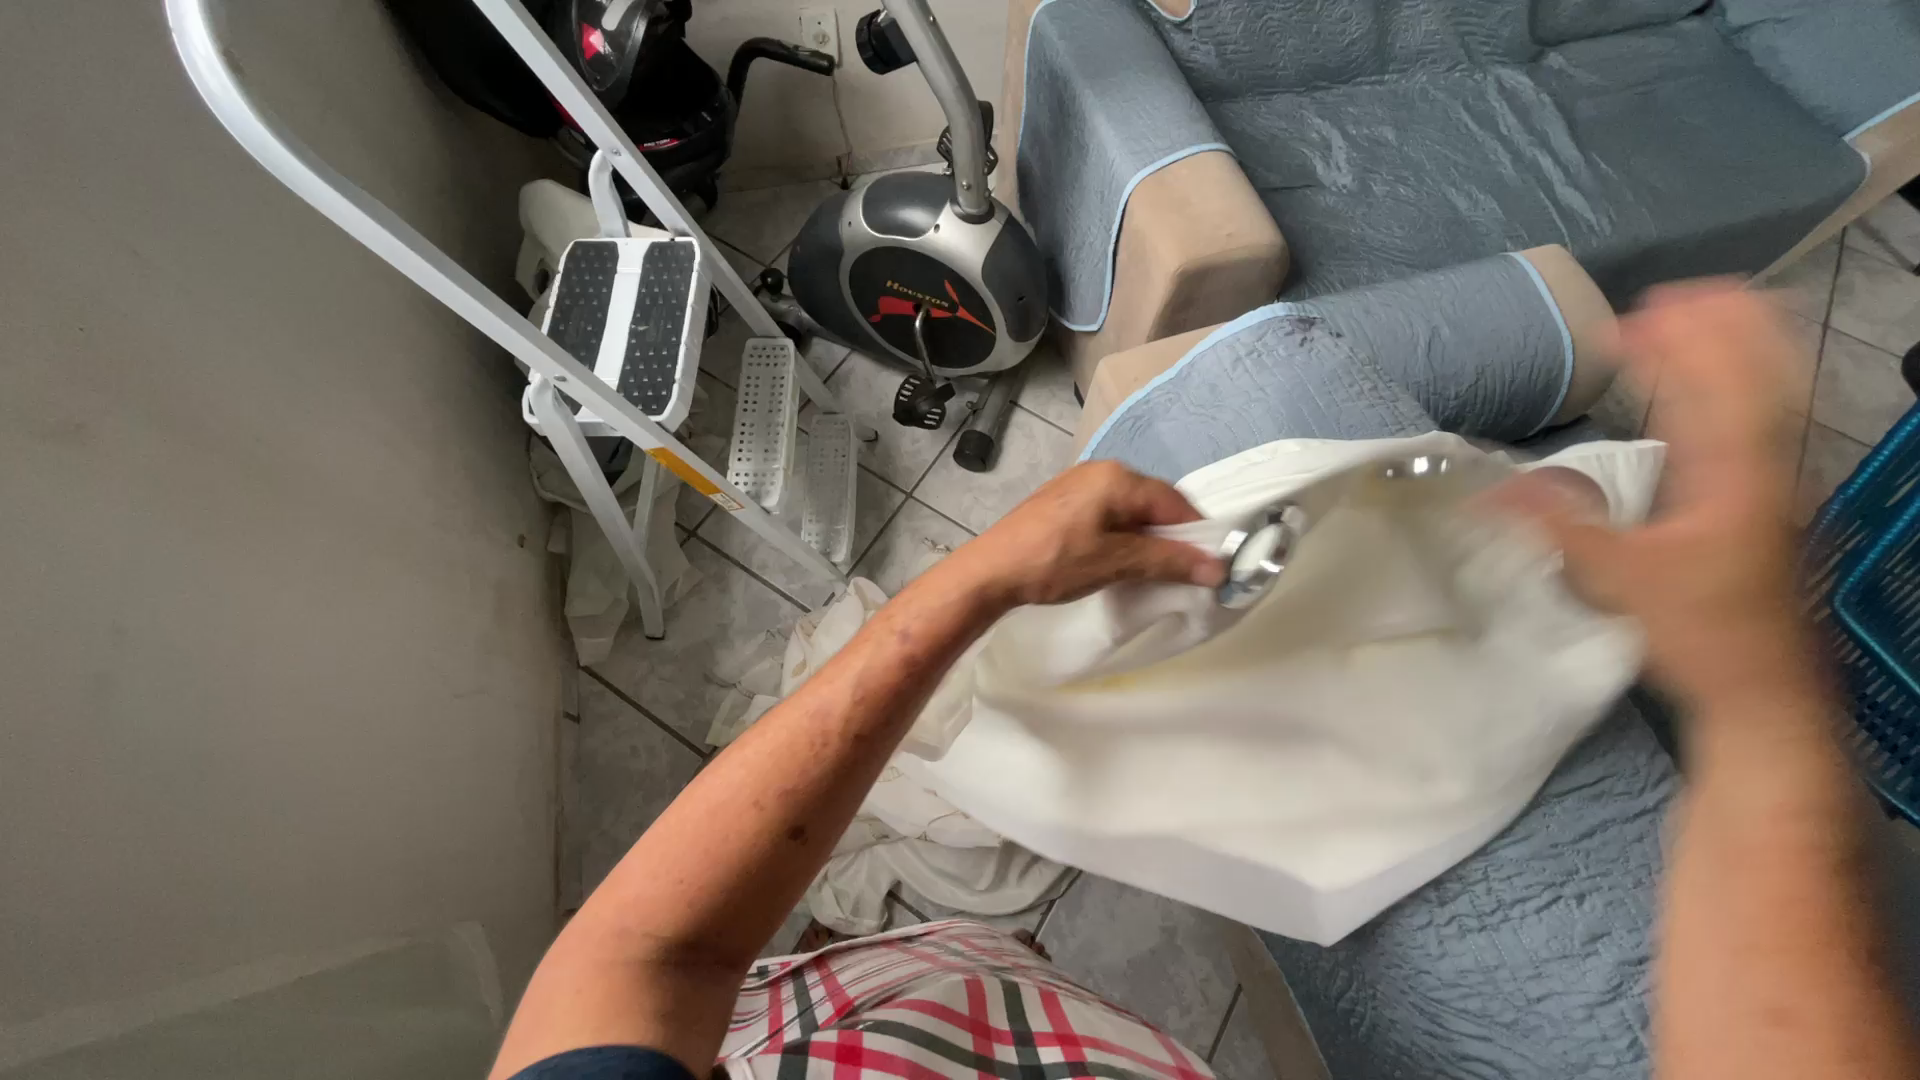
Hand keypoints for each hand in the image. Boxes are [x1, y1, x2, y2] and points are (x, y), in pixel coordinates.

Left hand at [941, 461, 1227, 607]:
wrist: (990, 571)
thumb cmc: (1055, 561)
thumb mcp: (1116, 562)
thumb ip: (1168, 561)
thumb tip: (1218, 569)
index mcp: (1116, 476)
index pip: (1174, 501)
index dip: (1195, 535)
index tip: (1206, 568)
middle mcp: (1099, 470)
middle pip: (1153, 503)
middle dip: (1168, 538)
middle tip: (1175, 573)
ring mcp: (1077, 485)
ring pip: (1129, 511)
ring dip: (1143, 539)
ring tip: (1143, 571)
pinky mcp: (1062, 503)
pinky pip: (1106, 515)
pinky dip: (1119, 537)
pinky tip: (1113, 561)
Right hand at [1503, 282, 1815, 707]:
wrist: (1760, 688)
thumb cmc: (1696, 632)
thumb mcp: (1617, 578)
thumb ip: (1556, 528)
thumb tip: (1486, 489)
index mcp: (1732, 480)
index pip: (1713, 393)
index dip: (1678, 349)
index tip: (1633, 319)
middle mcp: (1764, 471)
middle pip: (1759, 378)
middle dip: (1721, 329)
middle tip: (1672, 297)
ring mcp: (1771, 486)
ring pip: (1768, 397)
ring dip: (1736, 353)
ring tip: (1697, 320)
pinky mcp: (1762, 505)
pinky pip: (1758, 425)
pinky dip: (1736, 391)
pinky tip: (1709, 392)